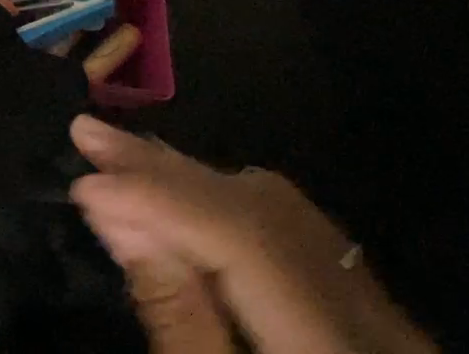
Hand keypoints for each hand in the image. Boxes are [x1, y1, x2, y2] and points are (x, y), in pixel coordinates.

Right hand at [69, 116, 435, 353]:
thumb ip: (177, 321)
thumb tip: (119, 216)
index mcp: (334, 348)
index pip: (245, 241)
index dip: (161, 200)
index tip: (85, 184)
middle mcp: (375, 320)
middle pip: (263, 215)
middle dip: (166, 172)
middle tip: (88, 136)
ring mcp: (383, 315)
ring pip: (282, 214)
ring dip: (190, 179)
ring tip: (118, 152)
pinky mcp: (373, 316)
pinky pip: (294, 232)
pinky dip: (225, 204)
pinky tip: (181, 190)